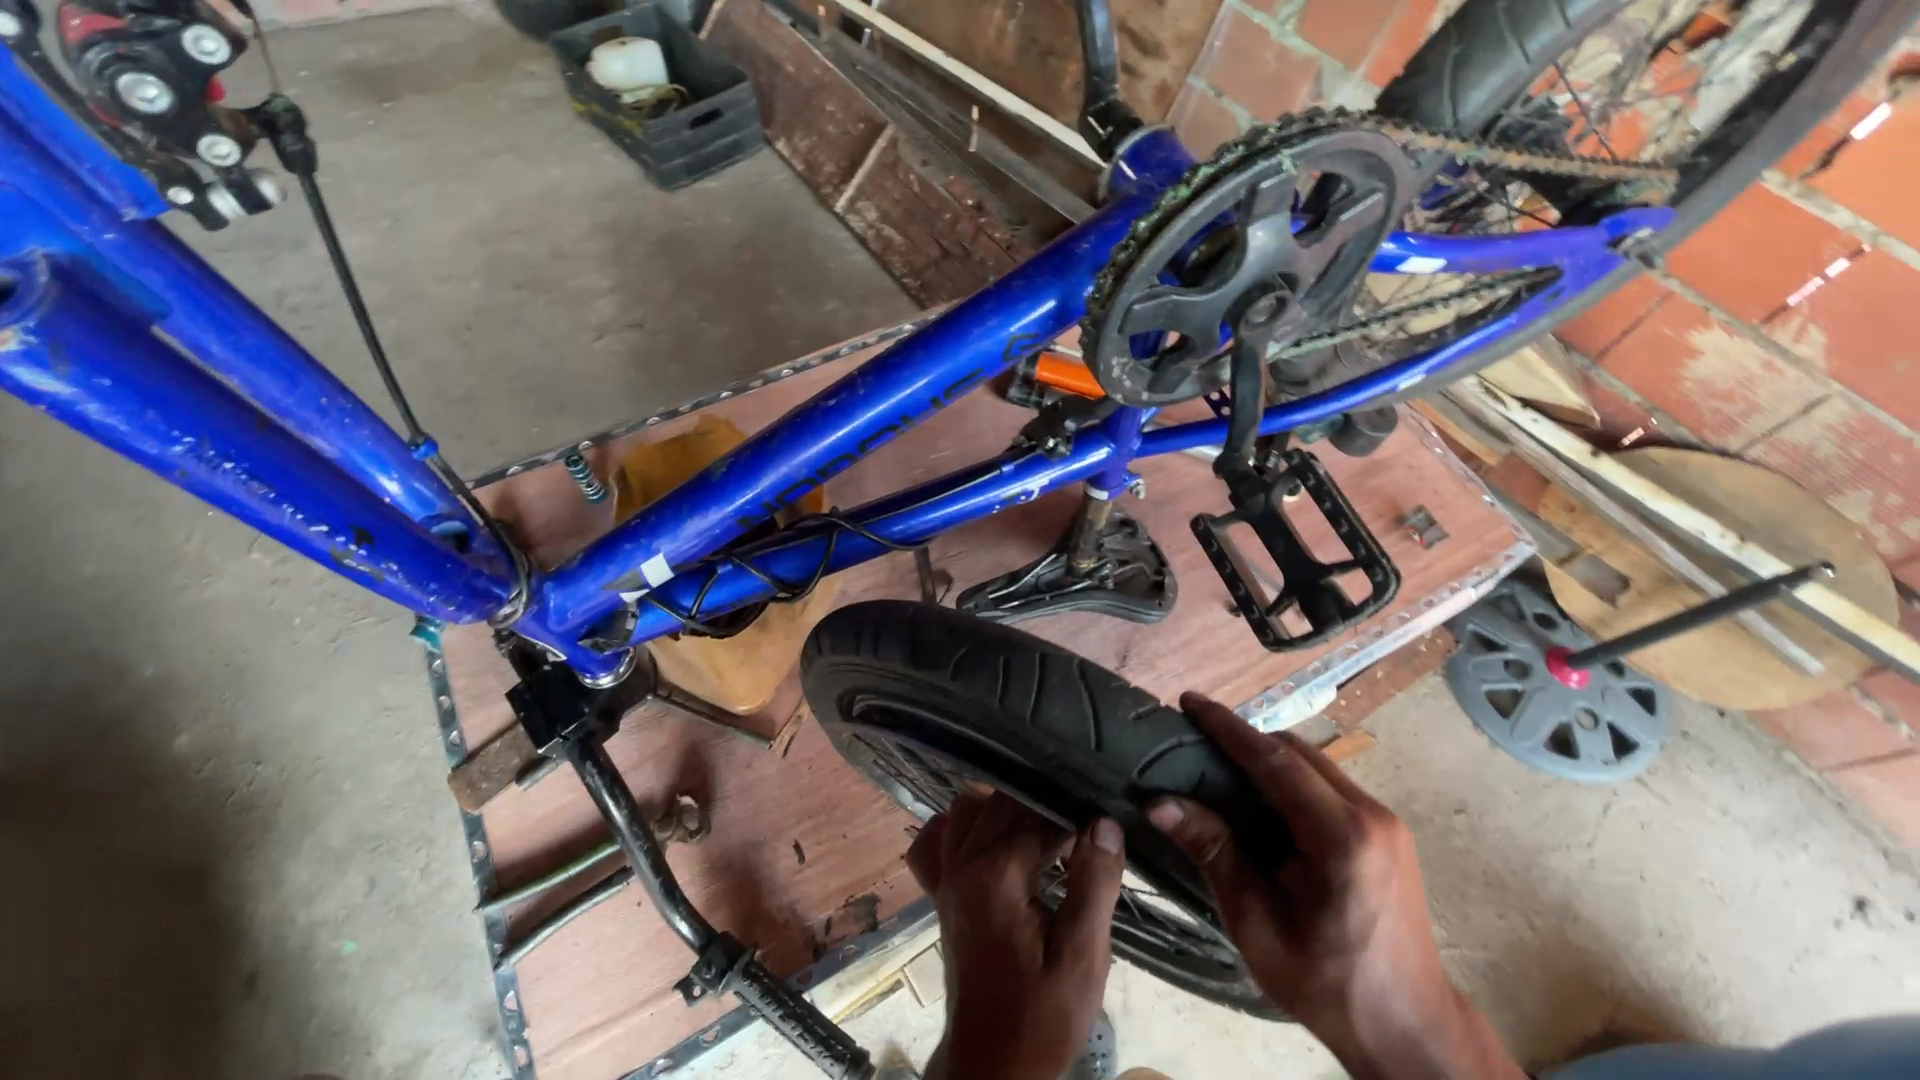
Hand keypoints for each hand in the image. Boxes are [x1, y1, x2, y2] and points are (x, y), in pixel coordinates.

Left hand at [910, 791, 1124, 1079]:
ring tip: (1045, 832)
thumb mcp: (1081, 955)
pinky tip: (989, 839)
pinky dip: (958, 830)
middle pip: (1002, 805)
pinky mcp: (939, 894)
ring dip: (1004, 810)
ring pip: (966, 811)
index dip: (1074, 817)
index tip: (1102, 827)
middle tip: (1083, 830)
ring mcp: (944, 877)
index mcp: (995, 874)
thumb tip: (1105, 822)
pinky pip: (935, 843)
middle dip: (1043, 807)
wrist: (994, 1063)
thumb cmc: (1042, 1014)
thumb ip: (1093, 883)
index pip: (1038, 815)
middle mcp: (961, 864)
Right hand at [1147, 693, 1524, 1079]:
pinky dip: (1290, 781)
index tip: (1188, 701)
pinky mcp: (1387, 833)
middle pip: (1297, 753)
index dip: (1227, 728)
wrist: (1411, 1028)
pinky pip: (1329, 787)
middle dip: (1244, 739)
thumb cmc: (1329, 986)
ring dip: (1267, 759)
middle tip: (1192, 740)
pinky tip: (1259, 803)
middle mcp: (1371, 815)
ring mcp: (1386, 822)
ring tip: (1218, 769)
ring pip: (1315, 765)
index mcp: (1342, 837)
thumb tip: (1161, 802)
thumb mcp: (1258, 925)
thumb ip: (1215, 854)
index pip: (1275, 761)